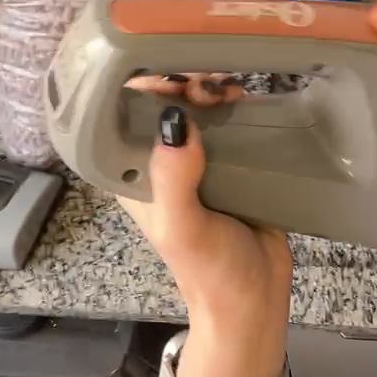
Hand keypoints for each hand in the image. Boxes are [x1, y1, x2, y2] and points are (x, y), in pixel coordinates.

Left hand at [117, 82, 291, 376]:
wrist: (257, 299)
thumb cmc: (210, 271)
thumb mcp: (183, 228)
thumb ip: (174, 179)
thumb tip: (177, 120)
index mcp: (134, 175)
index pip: (119, 114)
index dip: (139, 86)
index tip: (171, 77)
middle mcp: (160, 162)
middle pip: (160, 102)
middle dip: (180, 82)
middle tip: (209, 88)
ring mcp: (196, 161)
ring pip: (195, 107)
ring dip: (209, 89)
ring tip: (230, 91)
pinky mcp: (231, 162)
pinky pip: (227, 122)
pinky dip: (233, 104)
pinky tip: (245, 96)